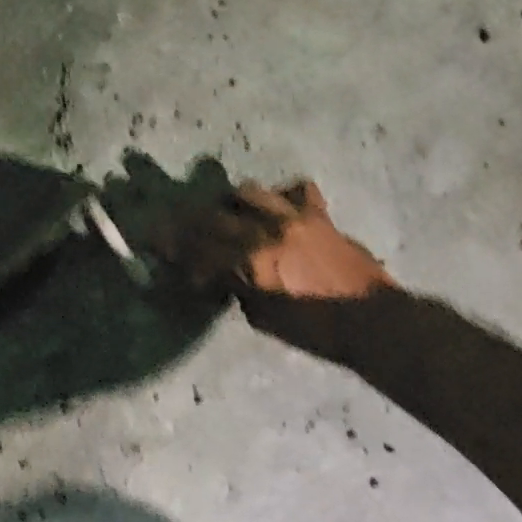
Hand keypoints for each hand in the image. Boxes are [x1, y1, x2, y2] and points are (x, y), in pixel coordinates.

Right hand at [153, 179, 394, 299]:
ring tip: (224, 215)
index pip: (197, 251)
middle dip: (186, 222)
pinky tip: (276, 210)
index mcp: (250, 264)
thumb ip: (236, 289)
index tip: (151, 241)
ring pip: (248, 193)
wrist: (369, 320)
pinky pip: (296, 191)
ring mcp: (295, 219)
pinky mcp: (319, 216)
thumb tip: (221, 276)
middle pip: (212, 218)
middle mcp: (267, 233)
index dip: (170, 246)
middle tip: (171, 225)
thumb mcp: (261, 317)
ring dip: (229, 203)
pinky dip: (281, 197)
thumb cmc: (312, 330)